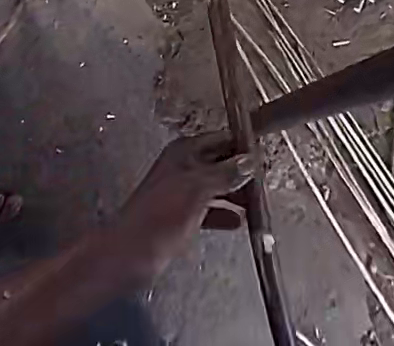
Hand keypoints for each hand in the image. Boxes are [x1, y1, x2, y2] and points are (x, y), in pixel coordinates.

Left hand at [113, 134, 253, 279]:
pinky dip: (224, 213)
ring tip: (256, 203)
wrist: (130, 254)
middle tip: (264, 181)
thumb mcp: (198, 189)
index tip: (263, 154)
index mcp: (185, 151)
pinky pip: (210, 208)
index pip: (221, 139)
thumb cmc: (162, 214)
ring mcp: (183, 191)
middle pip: (220, 162)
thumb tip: (249, 161)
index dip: (241, 146)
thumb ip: (225, 173)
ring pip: (217, 186)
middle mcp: (185, 166)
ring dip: (236, 193)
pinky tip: (239, 222)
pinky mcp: (182, 214)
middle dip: (241, 171)